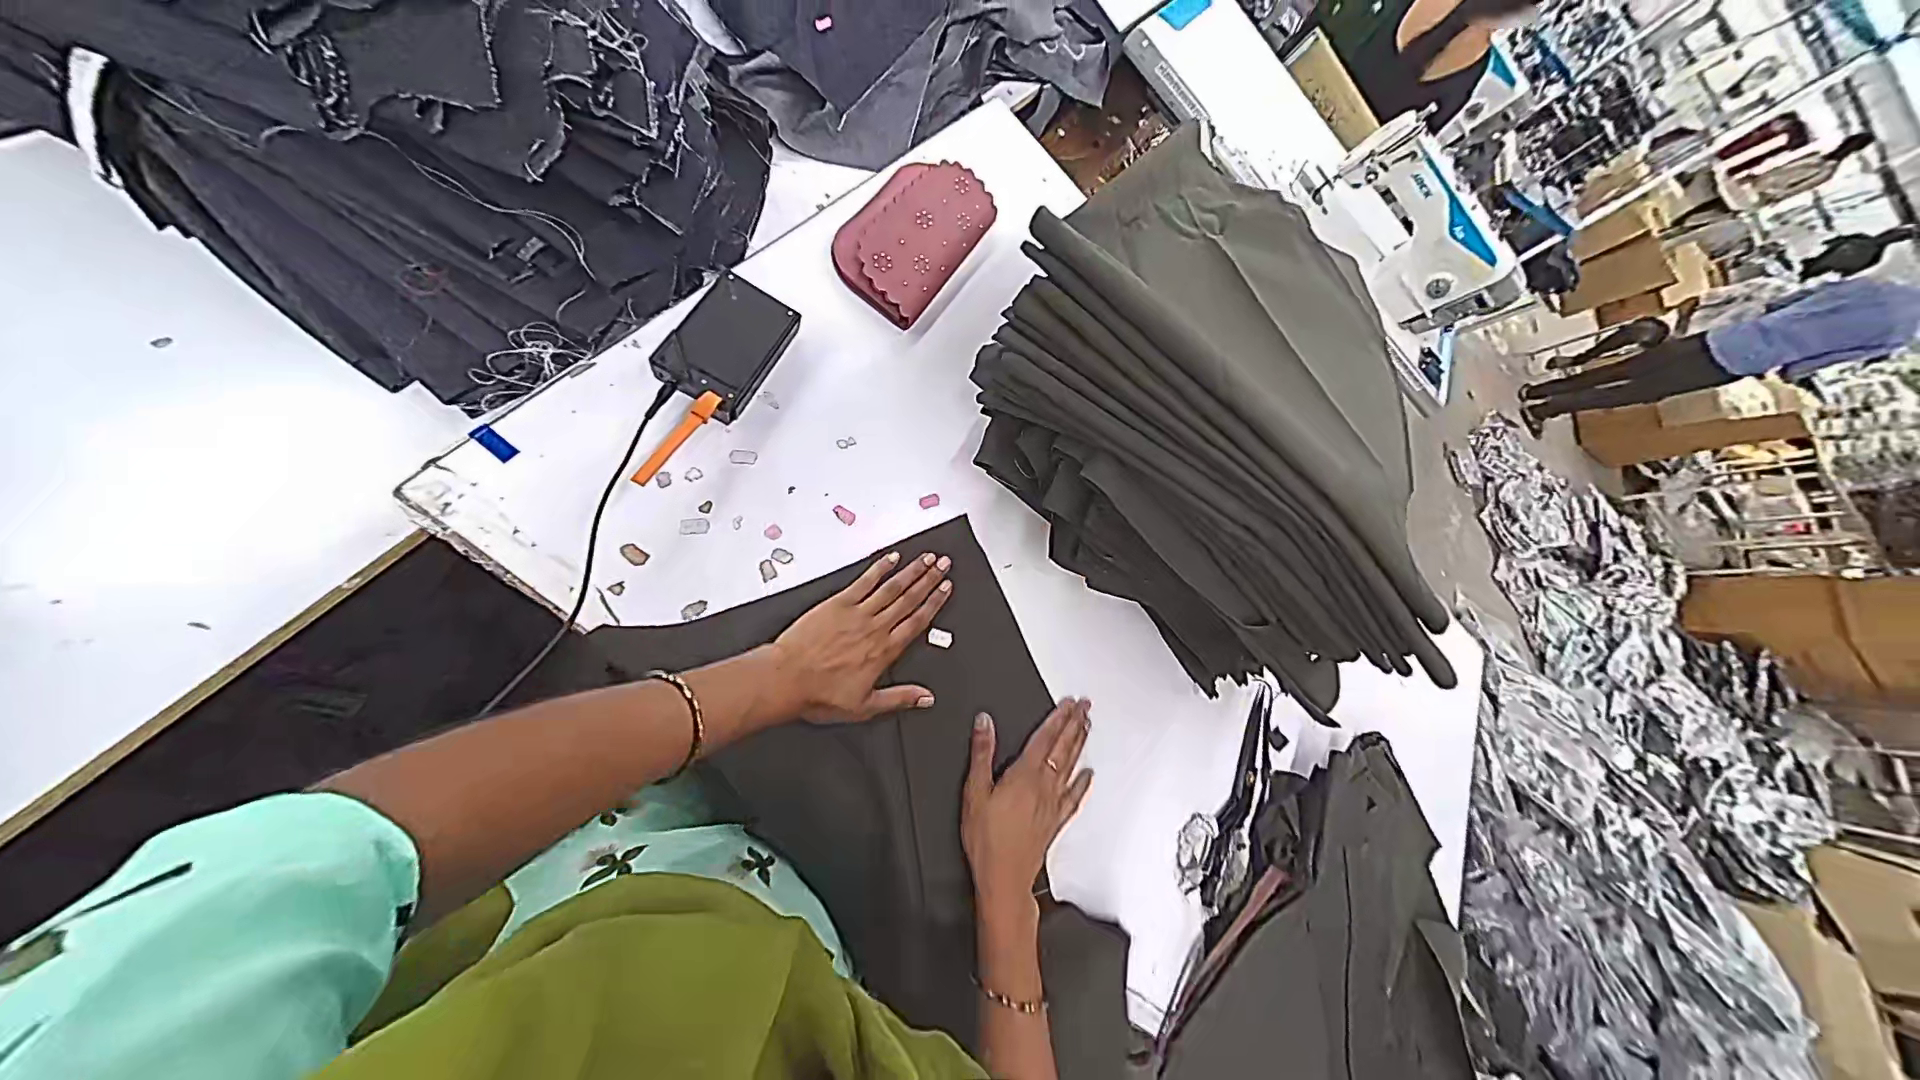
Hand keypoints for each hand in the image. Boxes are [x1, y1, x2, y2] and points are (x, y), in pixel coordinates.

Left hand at [769, 551, 953, 723]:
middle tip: (944, 565)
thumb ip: (899, 698)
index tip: (945, 588)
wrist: (786, 679)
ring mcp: (857, 613)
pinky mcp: (837, 603)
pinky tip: (890, 559)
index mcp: (884, 651)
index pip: (918, 621)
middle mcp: (875, 628)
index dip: (935, 603)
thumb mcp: (865, 707)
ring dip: (911, 570)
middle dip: (930, 579)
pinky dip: (879, 568)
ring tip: (927, 558)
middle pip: (910, 599)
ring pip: (892, 587)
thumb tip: (925, 698)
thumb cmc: (819, 693)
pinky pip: (864, 581)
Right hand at [962, 699, 1093, 914]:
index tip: (1068, 703)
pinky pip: (1074, 796)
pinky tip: (1088, 775)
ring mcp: (1052, 804)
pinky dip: (1083, 783)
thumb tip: (984, 723)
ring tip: (1087, 726)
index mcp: (1024, 776)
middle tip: (1085, 707)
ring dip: (1080, 743)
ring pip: (1071, 766)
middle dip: (1074, 724)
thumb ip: (981, 754)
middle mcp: (1043, 786)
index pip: (1045, 738)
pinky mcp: (1055, 820)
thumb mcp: (974, 791)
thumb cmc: (986, 839)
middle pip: (1063, 747)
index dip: (1058, 717)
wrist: (1003, 878)